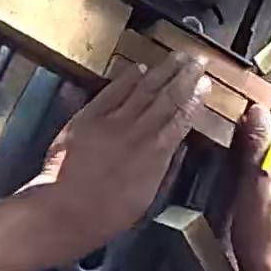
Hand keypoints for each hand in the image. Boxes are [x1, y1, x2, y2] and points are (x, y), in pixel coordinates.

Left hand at [19, 52, 209, 263]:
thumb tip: (176, 146)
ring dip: (162, 71)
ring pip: (143, 89)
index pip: (180, 119)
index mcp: (155, 154)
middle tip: (198, 60)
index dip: (194, 99)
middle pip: (166, 98)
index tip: (205, 83)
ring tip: (177, 56)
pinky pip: (112, 92)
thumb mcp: (146, 197)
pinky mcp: (88, 116)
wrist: (65, 210)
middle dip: (184, 76)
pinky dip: (127, 78)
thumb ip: (162, 168)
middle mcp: (138, 132)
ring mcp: (112, 121)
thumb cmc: (108, 214)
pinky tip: (140, 67)